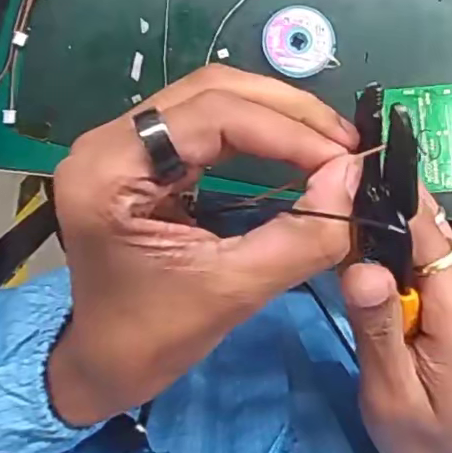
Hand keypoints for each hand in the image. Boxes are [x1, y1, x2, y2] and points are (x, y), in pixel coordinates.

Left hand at [47, 65, 360, 426]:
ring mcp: (119, 142)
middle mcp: (107, 140)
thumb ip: (300, 235)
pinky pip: (201, 121)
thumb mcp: (231, 290)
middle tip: (343, 142)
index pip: (210, 116)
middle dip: (285, 110)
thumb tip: (350, 175)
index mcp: (110, 168)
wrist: (101, 361)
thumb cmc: (150, 337)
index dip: (285, 131)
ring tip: (327, 141)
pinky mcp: (137, 153)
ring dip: (273, 112)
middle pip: (208, 90)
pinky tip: (290, 145)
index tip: (343, 159)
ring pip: (207, 97)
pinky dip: (253, 128)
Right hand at [337, 186, 451, 452]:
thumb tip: (364, 269)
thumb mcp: (389, 390)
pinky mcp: (444, 289)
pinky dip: (389, 230)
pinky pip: (419, 244)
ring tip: (340, 198)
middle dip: (385, 198)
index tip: (347, 180)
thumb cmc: (415, 431)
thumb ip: (378, 329)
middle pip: (429, 223)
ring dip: (385, 210)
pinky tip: (358, 229)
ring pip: (425, 227)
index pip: (427, 237)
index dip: (390, 202)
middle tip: (333, 184)